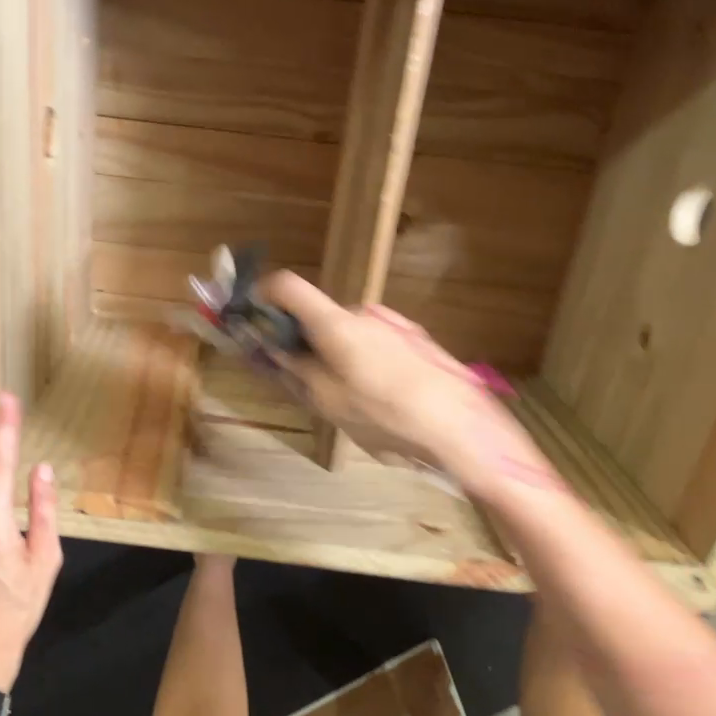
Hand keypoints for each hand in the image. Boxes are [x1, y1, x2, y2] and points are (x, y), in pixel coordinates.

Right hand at [258, 271, 556, 495]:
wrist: (462, 428)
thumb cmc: (387, 417)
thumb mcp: (331, 403)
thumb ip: (300, 371)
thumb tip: (278, 350)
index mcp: (337, 324)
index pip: (289, 287)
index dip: (265, 295)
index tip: (253, 316)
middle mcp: (365, 315)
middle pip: (321, 317)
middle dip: (304, 341)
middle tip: (299, 379)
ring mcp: (395, 326)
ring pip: (349, 335)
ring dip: (336, 356)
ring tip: (347, 401)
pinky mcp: (417, 342)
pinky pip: (374, 345)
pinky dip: (363, 363)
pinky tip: (380, 402)